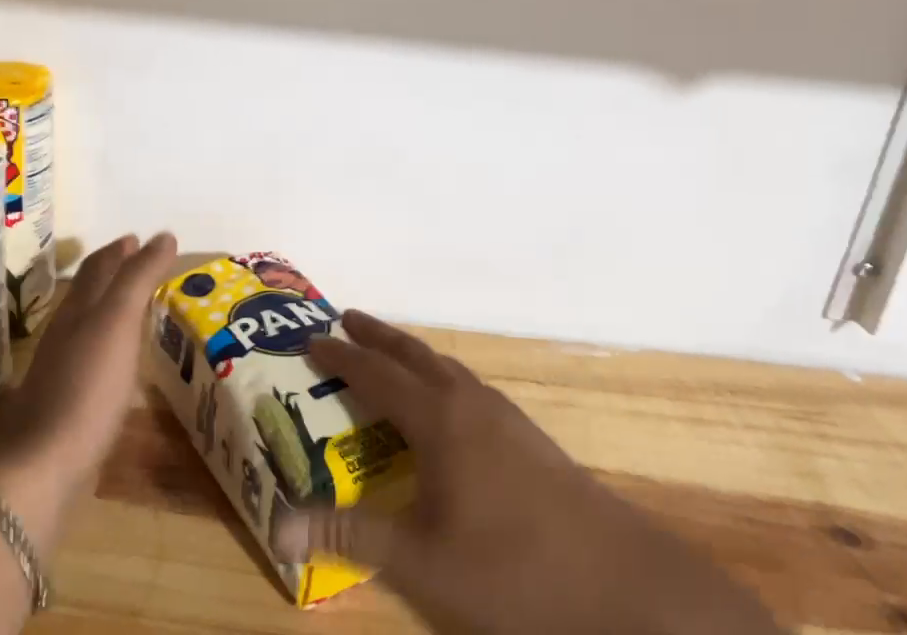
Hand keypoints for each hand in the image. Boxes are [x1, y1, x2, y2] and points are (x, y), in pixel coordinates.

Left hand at [0, 233, 178, 492]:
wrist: (43, 463)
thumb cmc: (86, 386)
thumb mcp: (117, 322)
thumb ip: (138, 279)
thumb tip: (162, 235)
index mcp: (79, 309)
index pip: (99, 267)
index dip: (120, 250)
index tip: (141, 238)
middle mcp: (67, 333)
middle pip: (89, 293)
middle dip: (114, 274)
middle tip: (142, 263)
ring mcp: (64, 370)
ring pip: (89, 326)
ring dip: (112, 309)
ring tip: (139, 307)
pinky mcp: (68, 404)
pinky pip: (94, 361)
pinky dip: (111, 347)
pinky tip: (122, 362)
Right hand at [282, 311, 783, 634]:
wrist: (627, 587)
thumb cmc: (513, 571)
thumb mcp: (420, 562)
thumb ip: (349, 537)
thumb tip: (279, 528)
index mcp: (440, 420)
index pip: (377, 375)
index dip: (340, 357)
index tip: (309, 341)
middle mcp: (473, 406)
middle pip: (416, 356)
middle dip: (379, 337)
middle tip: (347, 319)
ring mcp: (509, 422)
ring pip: (450, 371)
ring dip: (414, 358)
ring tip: (392, 359)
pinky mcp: (533, 444)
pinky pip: (473, 392)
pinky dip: (444, 383)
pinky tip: (450, 414)